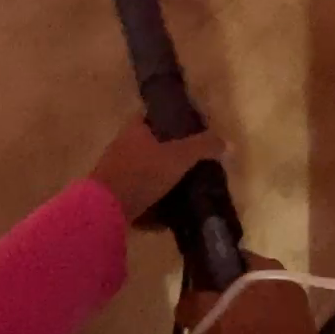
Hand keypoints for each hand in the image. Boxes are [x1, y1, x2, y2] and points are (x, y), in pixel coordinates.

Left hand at [88, 117, 226, 224]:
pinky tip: (172, 216)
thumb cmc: (141, 173)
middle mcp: (123, 147)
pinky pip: (141, 198)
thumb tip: (229, 143)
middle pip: (152, 146)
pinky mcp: (116, 198)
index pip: (154, 116)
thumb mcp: (178, 157)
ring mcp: (117, 173)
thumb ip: (203, 147)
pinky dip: (155, 206)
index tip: (192, 130)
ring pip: (147, 173)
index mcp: (134, 129)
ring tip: (189, 190)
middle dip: (172, 155)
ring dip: (164, 182)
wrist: (105, 210)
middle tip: (196, 165)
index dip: (172, 120)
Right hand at [176, 252, 320, 333]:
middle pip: (238, 297)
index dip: (210, 276)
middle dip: (215, 319)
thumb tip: (186, 305)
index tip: (195, 297)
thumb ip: (190, 302)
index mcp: (268, 270)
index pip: (233, 261)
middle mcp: (285, 289)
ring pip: (247, 325)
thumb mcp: (203, 312)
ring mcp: (294, 321)